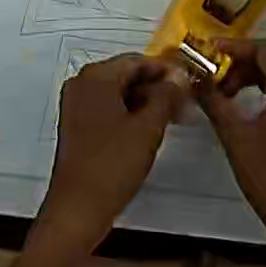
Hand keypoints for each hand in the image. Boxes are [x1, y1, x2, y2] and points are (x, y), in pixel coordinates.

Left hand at [36, 53, 183, 251]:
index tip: (189, 81)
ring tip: (172, 117)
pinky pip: (106, 105)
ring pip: (116, 91)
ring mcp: (76, 102)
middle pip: (125, 74)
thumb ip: (165, 98)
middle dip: (155, 86)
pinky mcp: (76, 122)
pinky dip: (128, 111)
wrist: (78, 206)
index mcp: (96, 76)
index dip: (165, 70)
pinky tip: (148, 127)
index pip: (136, 60)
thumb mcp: (147, 129)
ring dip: (143, 100)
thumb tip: (179, 77)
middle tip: (184, 102)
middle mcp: (81, 82)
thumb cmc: (113, 164)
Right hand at [194, 39, 265, 240]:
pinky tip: (238, 103)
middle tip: (211, 75)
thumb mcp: (234, 134)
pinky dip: (258, 90)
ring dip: (247, 78)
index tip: (209, 51)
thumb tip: (194, 77)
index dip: (235, 47)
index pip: (264, 52)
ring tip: (221, 91)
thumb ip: (213, 100)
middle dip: (238, 64)